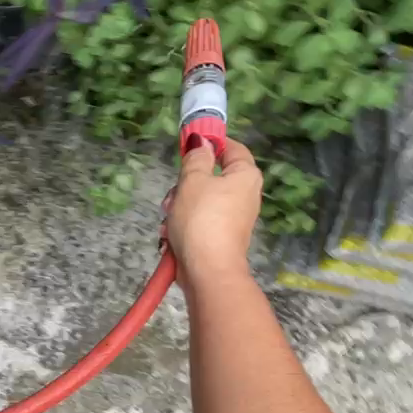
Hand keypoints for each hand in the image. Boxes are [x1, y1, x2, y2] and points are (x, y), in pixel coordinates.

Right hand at [167, 138, 262, 287]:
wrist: (207, 270)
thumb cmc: (200, 220)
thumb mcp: (192, 182)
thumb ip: (196, 159)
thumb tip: (202, 143)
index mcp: (245, 175)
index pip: (232, 148)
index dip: (210, 144)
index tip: (188, 150)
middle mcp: (245, 194)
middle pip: (210, 179)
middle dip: (184, 188)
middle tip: (170, 199)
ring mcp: (233, 218)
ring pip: (199, 203)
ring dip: (178, 211)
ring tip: (167, 224)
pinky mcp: (220, 238)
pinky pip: (199, 224)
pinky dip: (183, 228)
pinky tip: (170, 239)